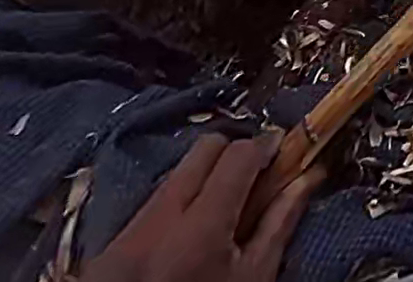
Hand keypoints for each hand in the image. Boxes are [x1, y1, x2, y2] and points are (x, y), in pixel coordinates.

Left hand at [80, 133, 319, 281]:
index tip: (282, 153)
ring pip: (176, 175)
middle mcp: (156, 223)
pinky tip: (189, 238)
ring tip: (223, 210)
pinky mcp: (104, 254)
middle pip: (205, 149)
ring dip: (206, 178)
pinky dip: (179, 205)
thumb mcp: (252, 281)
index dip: (266, 145)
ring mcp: (124, 237)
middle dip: (235, 152)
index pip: (239, 154)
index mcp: (198, 230)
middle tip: (254, 176)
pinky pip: (152, 205)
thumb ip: (279, 222)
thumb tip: (308, 174)